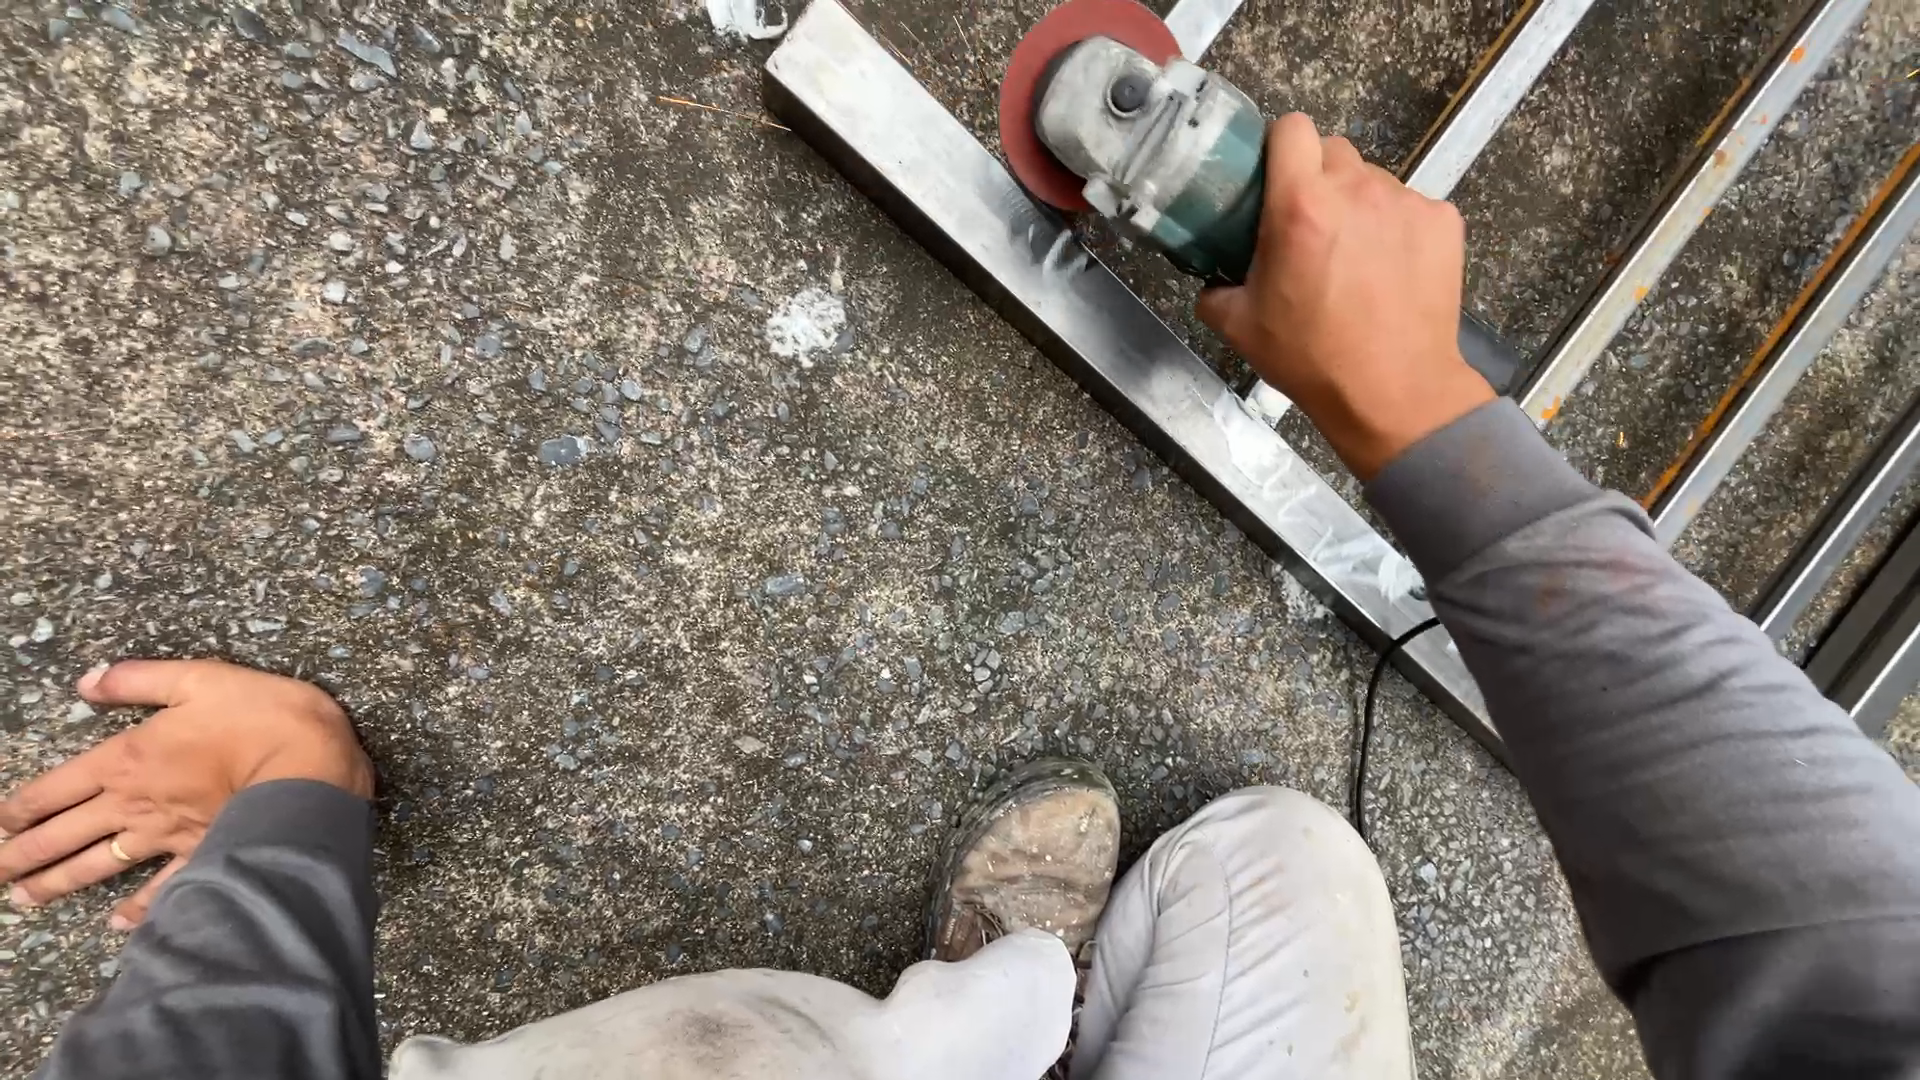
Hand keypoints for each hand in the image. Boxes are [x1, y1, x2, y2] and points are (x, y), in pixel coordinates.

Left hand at [0, 659, 372, 928]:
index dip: (12, 811)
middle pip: (57, 837)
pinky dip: (138, 908)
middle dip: (16, 855)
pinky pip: (162, 887)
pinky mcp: (201, 852)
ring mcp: (164, 835)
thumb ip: (145, 679)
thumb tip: (89, 680)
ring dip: (53, 883)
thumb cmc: (264, 718)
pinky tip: (120, 922)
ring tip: (24, 898)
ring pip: (93, 866)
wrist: (311, 767)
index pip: (48, 792)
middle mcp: (130, 805)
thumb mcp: (208, 680)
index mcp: (124, 761)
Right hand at [1198, 113, 1495, 481]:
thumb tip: (1213, 285)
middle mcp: (1356, 191)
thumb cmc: (1311, 358)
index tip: (1272, 173)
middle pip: (1332, 151)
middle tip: (1304, 227)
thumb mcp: (1241, 329)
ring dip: (1353, 205)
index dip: (1278, 145)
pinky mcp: (1442, 221)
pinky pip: (1408, 207)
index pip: (1291, 128)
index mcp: (1299, 208)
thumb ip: (1215, 294)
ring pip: (1371, 180)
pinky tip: (1383, 271)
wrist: (1391, 389)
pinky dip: (1392, 229)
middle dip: (1315, 179)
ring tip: (1347, 258)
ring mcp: (1406, 202)